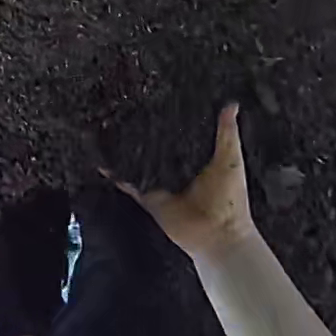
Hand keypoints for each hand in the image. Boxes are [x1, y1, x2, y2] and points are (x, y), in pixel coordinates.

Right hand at [114, 104, 257, 260]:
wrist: (219, 235)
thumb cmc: (229, 197)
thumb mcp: (230, 158)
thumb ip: (227, 132)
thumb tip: (231, 104)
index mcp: (195, 158)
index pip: (178, 134)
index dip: (169, 120)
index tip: (156, 99)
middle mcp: (176, 169)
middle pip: (155, 148)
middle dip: (143, 134)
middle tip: (127, 109)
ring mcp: (161, 184)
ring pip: (139, 164)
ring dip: (126, 151)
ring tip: (109, 129)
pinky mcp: (149, 198)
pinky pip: (130, 185)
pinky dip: (117, 175)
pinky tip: (104, 162)